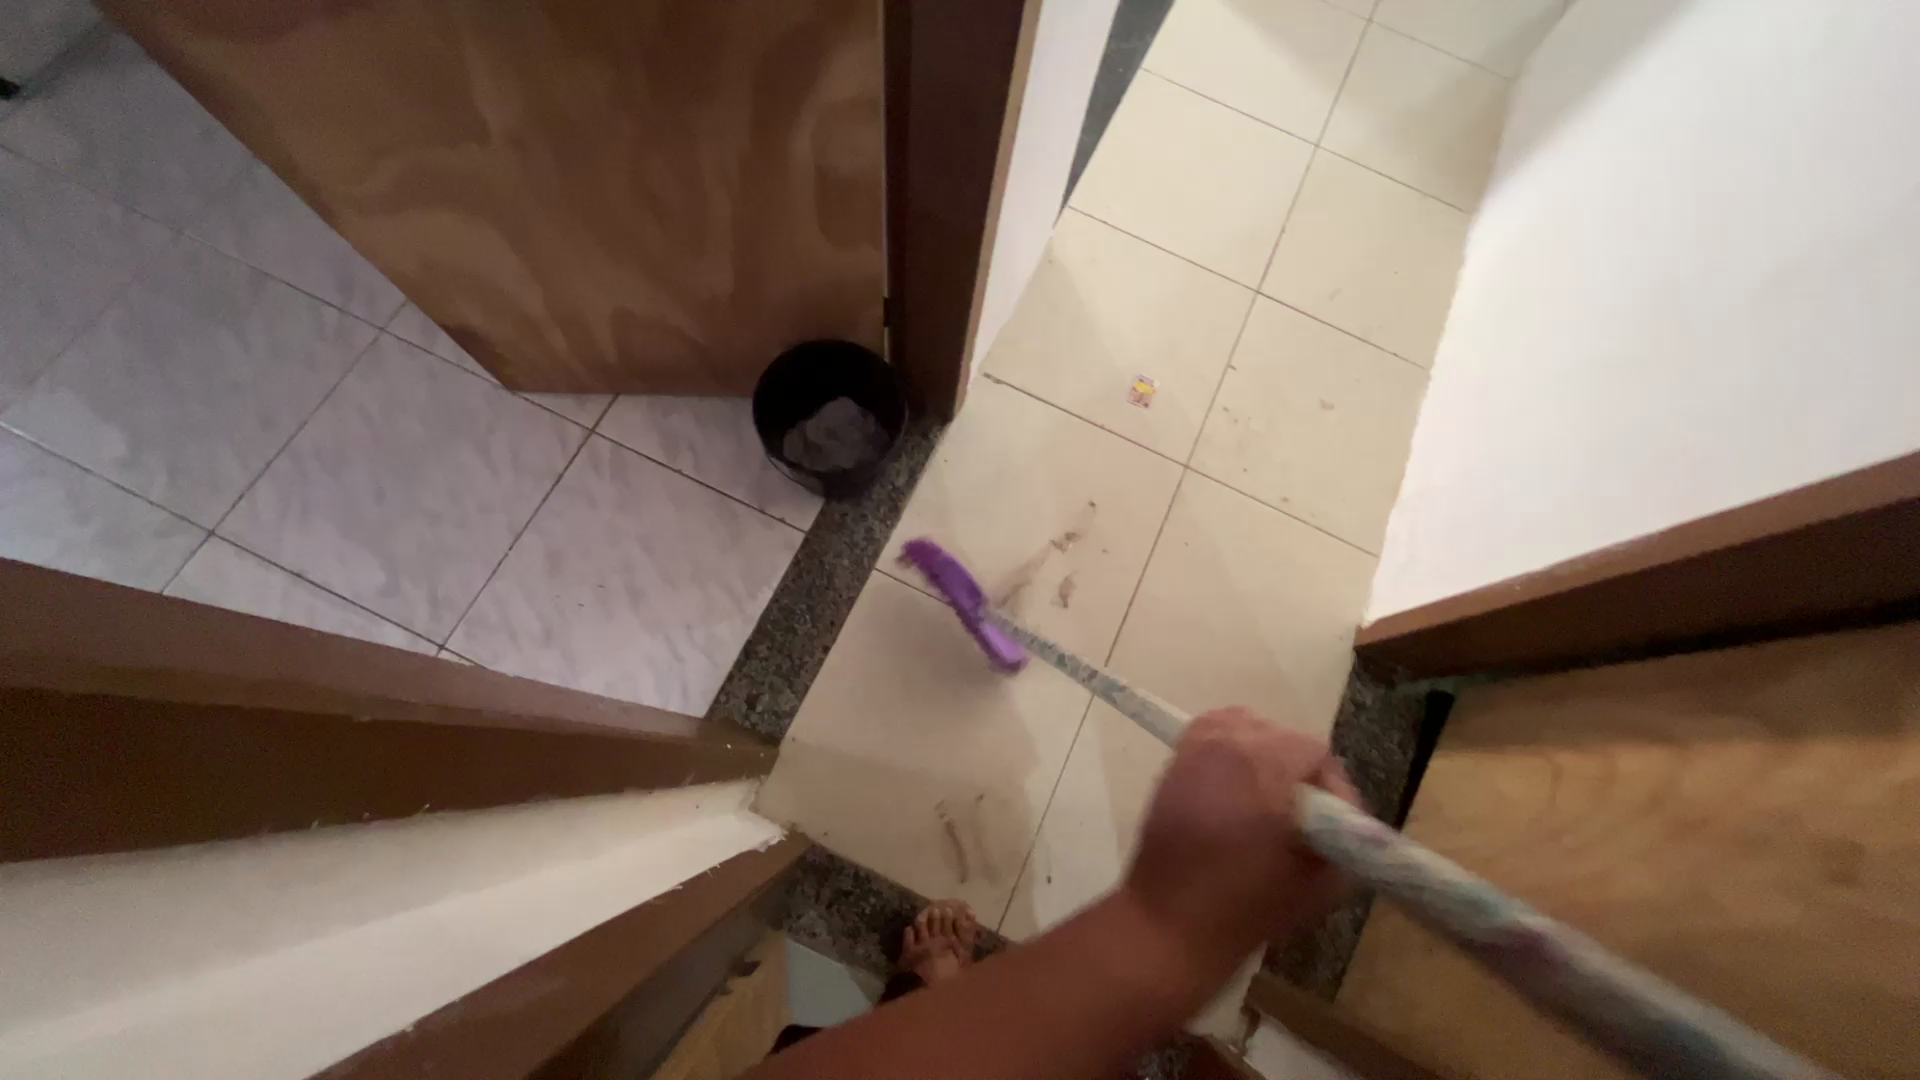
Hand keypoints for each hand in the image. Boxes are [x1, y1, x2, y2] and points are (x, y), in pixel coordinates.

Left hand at [1122, 707, 1361, 971]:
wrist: (1171, 918)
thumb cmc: (1248, 905)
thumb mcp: (1319, 883)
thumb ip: (1344, 842)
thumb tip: (1345, 820)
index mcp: (1263, 769)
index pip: (1314, 750)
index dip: (1333, 784)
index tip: (1336, 821)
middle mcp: (1226, 745)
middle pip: (1279, 735)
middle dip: (1300, 769)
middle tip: (1308, 813)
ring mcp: (1194, 750)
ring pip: (1242, 725)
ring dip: (1264, 751)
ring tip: (1272, 793)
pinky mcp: (1173, 762)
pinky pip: (1208, 730)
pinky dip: (1228, 744)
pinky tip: (1237, 780)